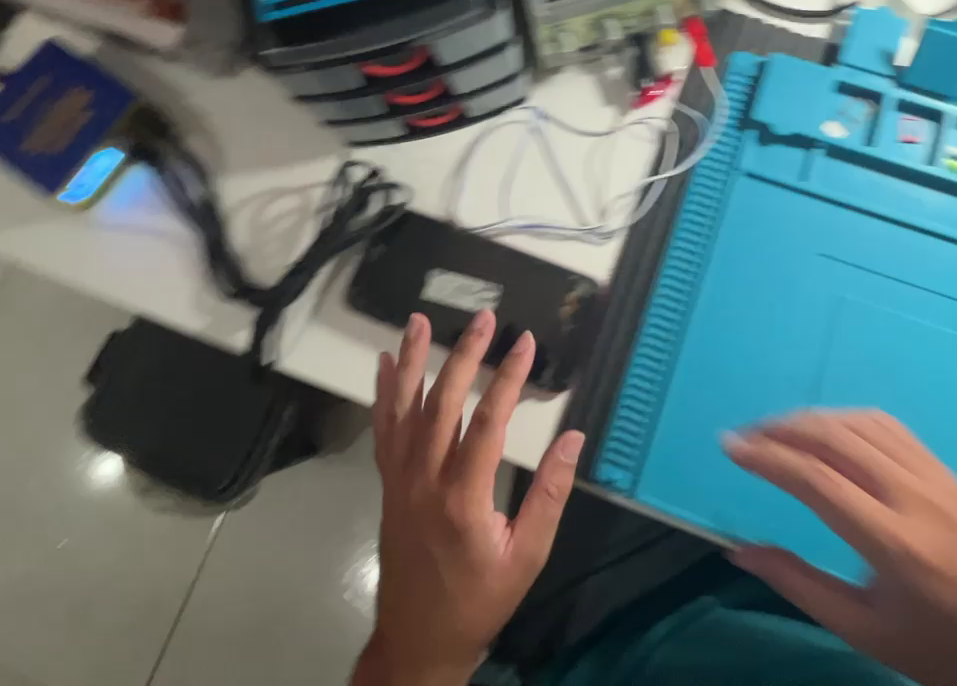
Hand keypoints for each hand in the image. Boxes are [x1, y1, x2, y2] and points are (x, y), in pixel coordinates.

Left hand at [352, 312, 584, 685]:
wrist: (417, 639)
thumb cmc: (479, 599)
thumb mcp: (527, 556)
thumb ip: (549, 494)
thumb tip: (573, 439)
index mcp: (464, 497)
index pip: (489, 421)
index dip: (508, 376)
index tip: (525, 341)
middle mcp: (425, 478)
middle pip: (443, 402)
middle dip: (464, 354)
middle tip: (483, 318)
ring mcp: (400, 478)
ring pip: (404, 408)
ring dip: (412, 360)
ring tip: (418, 320)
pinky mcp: (388, 482)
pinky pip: (382, 429)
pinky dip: (384, 392)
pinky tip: (385, 363)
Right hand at [724, 410, 956, 685]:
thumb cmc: (941, 652)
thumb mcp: (864, 632)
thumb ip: (799, 585)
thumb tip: (738, 550)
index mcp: (895, 544)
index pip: (816, 480)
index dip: (767, 457)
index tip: (729, 446)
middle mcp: (916, 498)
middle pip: (836, 438)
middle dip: (781, 429)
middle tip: (744, 436)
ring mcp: (938, 479)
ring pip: (862, 423)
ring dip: (812, 419)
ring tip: (776, 431)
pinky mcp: (949, 473)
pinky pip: (891, 427)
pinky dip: (848, 419)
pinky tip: (828, 431)